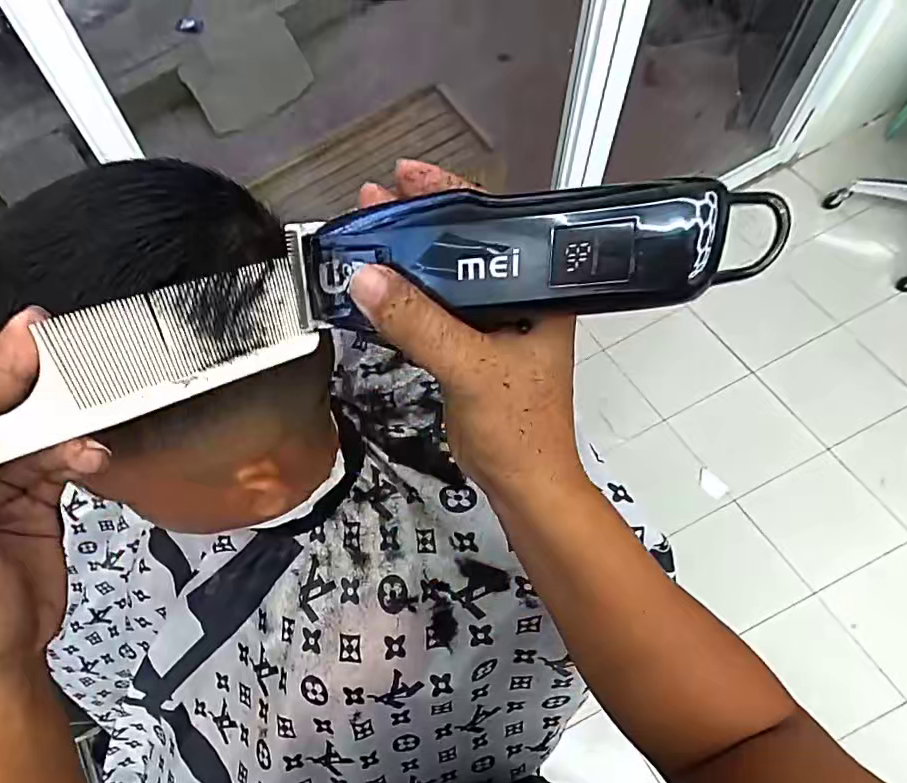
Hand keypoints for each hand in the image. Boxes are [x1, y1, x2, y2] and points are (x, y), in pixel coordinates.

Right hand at [350, 161, 581, 496]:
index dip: (449, 197)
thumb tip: (368, 281)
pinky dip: (405, 305)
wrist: (521, 483)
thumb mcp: (471, 369)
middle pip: (464, 250)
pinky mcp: (470, 353)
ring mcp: (493, 328)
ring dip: (407, 266)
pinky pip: (433, 317)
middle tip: (374, 205)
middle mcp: (519, 302)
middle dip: (418, 227)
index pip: (495, 226)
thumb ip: (421, 324)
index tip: (407, 176)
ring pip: (445, 285)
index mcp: (539, 292)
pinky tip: (378, 292)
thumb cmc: (521, 431)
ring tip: (366, 241)